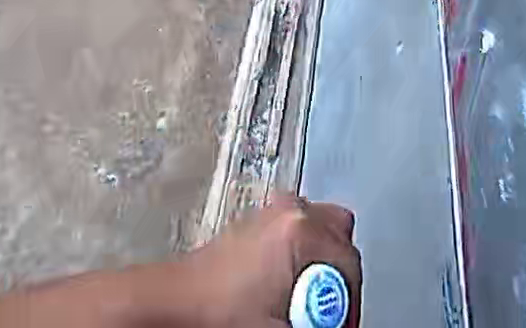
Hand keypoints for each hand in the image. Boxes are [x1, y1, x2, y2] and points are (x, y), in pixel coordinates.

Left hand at [172, 194, 361, 327]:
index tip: (337, 326)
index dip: (348, 305)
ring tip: (302, 299)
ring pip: (320, 227)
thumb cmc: (220, 315)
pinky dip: (301, 256)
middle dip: (337, 274)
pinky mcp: (258, 222)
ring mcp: (272, 212)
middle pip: (339, 233)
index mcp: (300, 231)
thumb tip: (335, 322)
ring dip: (320, 262)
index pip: (350, 263)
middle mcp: (289, 210)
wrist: (176, 305)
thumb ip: (321, 324)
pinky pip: (297, 230)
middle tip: (323, 310)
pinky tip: (283, 287)